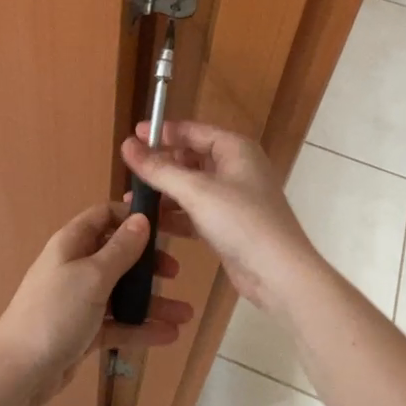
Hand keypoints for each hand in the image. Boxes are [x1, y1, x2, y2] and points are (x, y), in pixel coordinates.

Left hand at [0, 202, 192, 405]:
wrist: (18, 372)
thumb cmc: (55, 313)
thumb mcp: (92, 276)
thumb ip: (120, 249)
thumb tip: (141, 218)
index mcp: (72, 243)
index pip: (104, 216)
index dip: (132, 216)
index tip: (165, 224)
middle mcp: (76, 266)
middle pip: (117, 255)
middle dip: (148, 263)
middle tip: (175, 272)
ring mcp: (79, 300)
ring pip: (121, 293)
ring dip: (151, 301)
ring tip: (185, 314)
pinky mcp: (83, 331)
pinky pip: (118, 323)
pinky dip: (140, 328)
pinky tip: (169, 336)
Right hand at [120, 122, 321, 316]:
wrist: (279, 274)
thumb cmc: (241, 221)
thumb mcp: (196, 191)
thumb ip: (159, 169)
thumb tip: (126, 145)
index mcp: (234, 148)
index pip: (191, 131)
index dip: (161, 132)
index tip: (130, 136)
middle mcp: (235, 167)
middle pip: (190, 158)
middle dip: (160, 165)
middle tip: (129, 173)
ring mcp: (233, 197)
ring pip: (191, 186)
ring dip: (165, 192)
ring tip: (133, 200)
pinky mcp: (229, 223)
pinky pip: (196, 210)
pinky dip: (176, 214)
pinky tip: (153, 224)